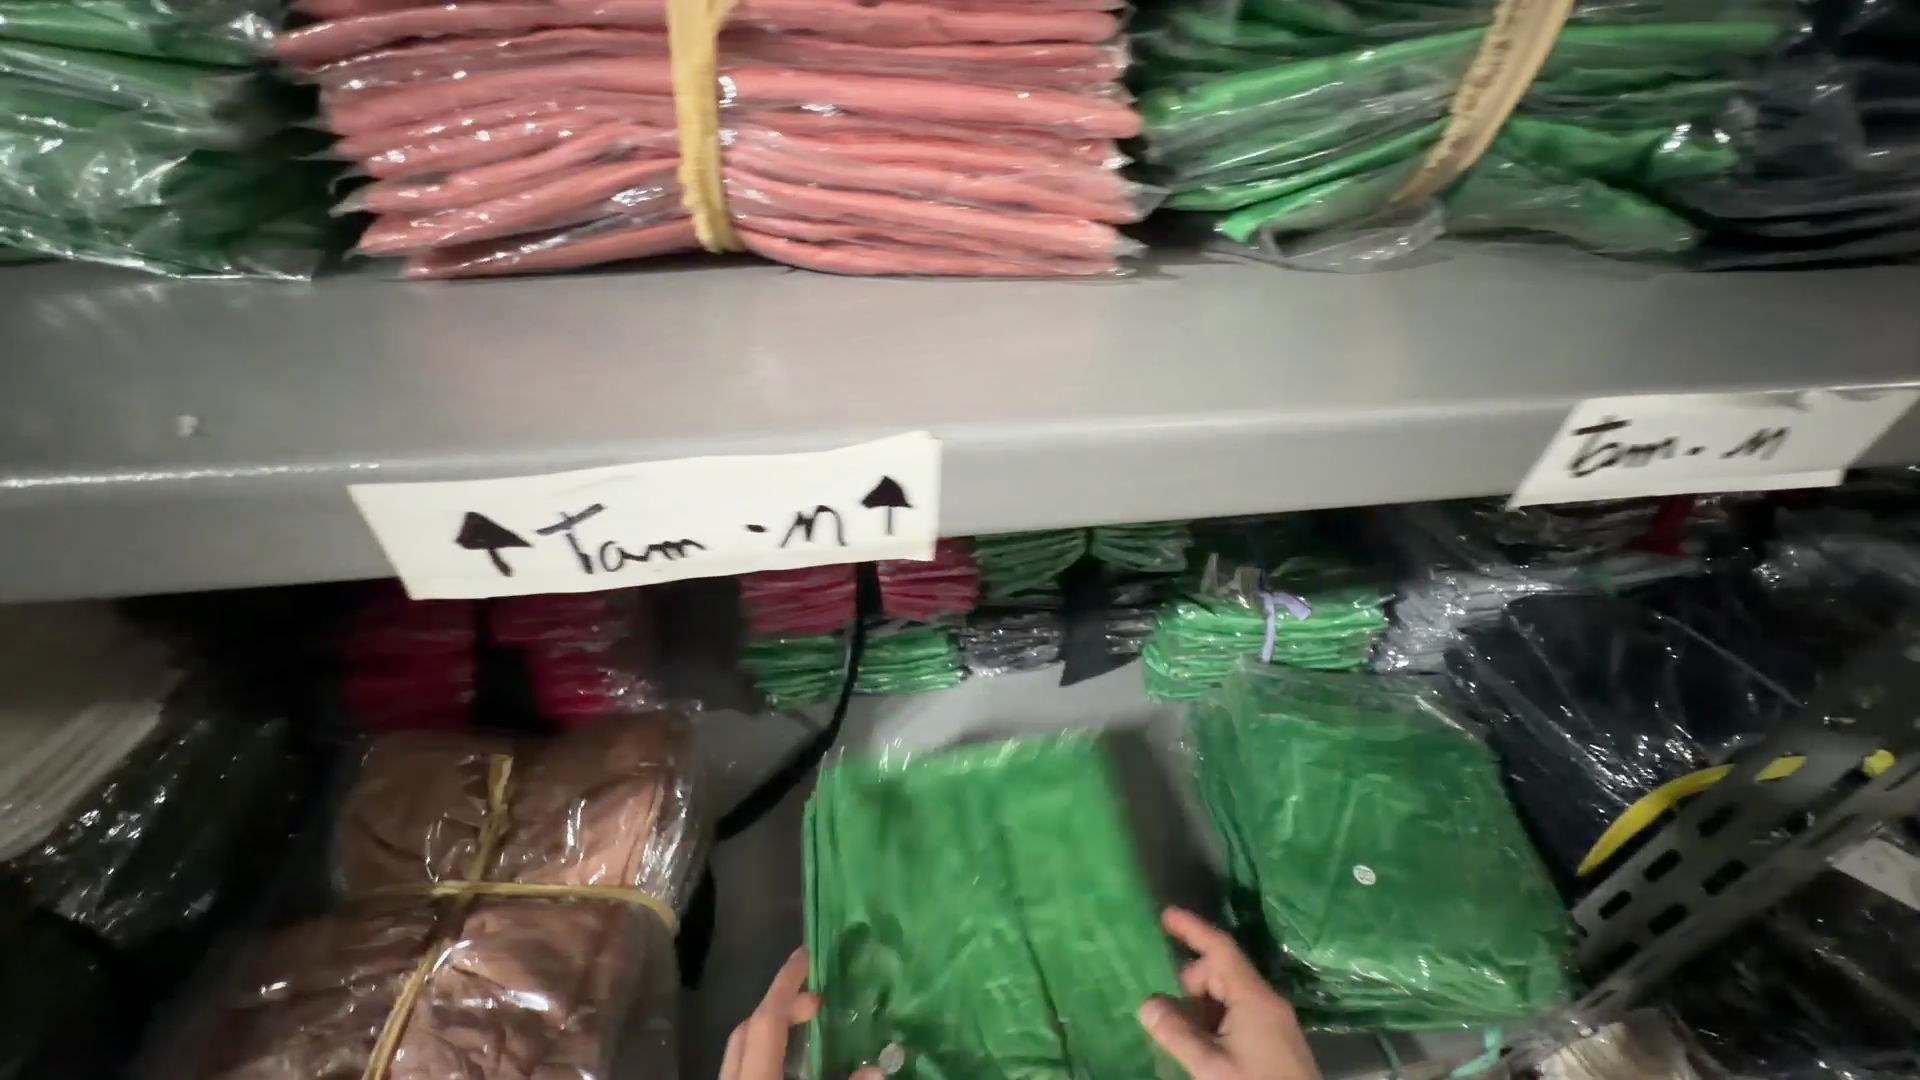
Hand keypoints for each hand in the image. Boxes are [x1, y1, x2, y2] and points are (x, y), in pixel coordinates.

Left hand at [722, 948, 824, 1079]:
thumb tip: (869, 1068)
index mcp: (755, 1078)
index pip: (766, 1019)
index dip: (786, 983)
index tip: (805, 954)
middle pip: (747, 1029)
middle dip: (780, 1005)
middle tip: (816, 1002)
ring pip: (740, 1052)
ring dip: (771, 1033)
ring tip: (807, 1033)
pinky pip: (742, 1071)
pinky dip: (764, 1058)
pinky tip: (791, 1068)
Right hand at [1137, 907, 1321, 1079]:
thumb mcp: (1213, 1069)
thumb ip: (1178, 1034)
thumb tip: (1146, 1003)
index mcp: (1254, 997)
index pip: (1220, 948)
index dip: (1192, 928)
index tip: (1164, 915)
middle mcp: (1266, 1000)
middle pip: (1221, 972)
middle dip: (1191, 983)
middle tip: (1169, 1014)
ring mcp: (1274, 1022)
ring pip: (1228, 995)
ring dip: (1202, 1007)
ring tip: (1185, 1037)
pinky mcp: (1276, 1042)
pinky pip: (1238, 1014)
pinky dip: (1216, 1021)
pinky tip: (1205, 1047)